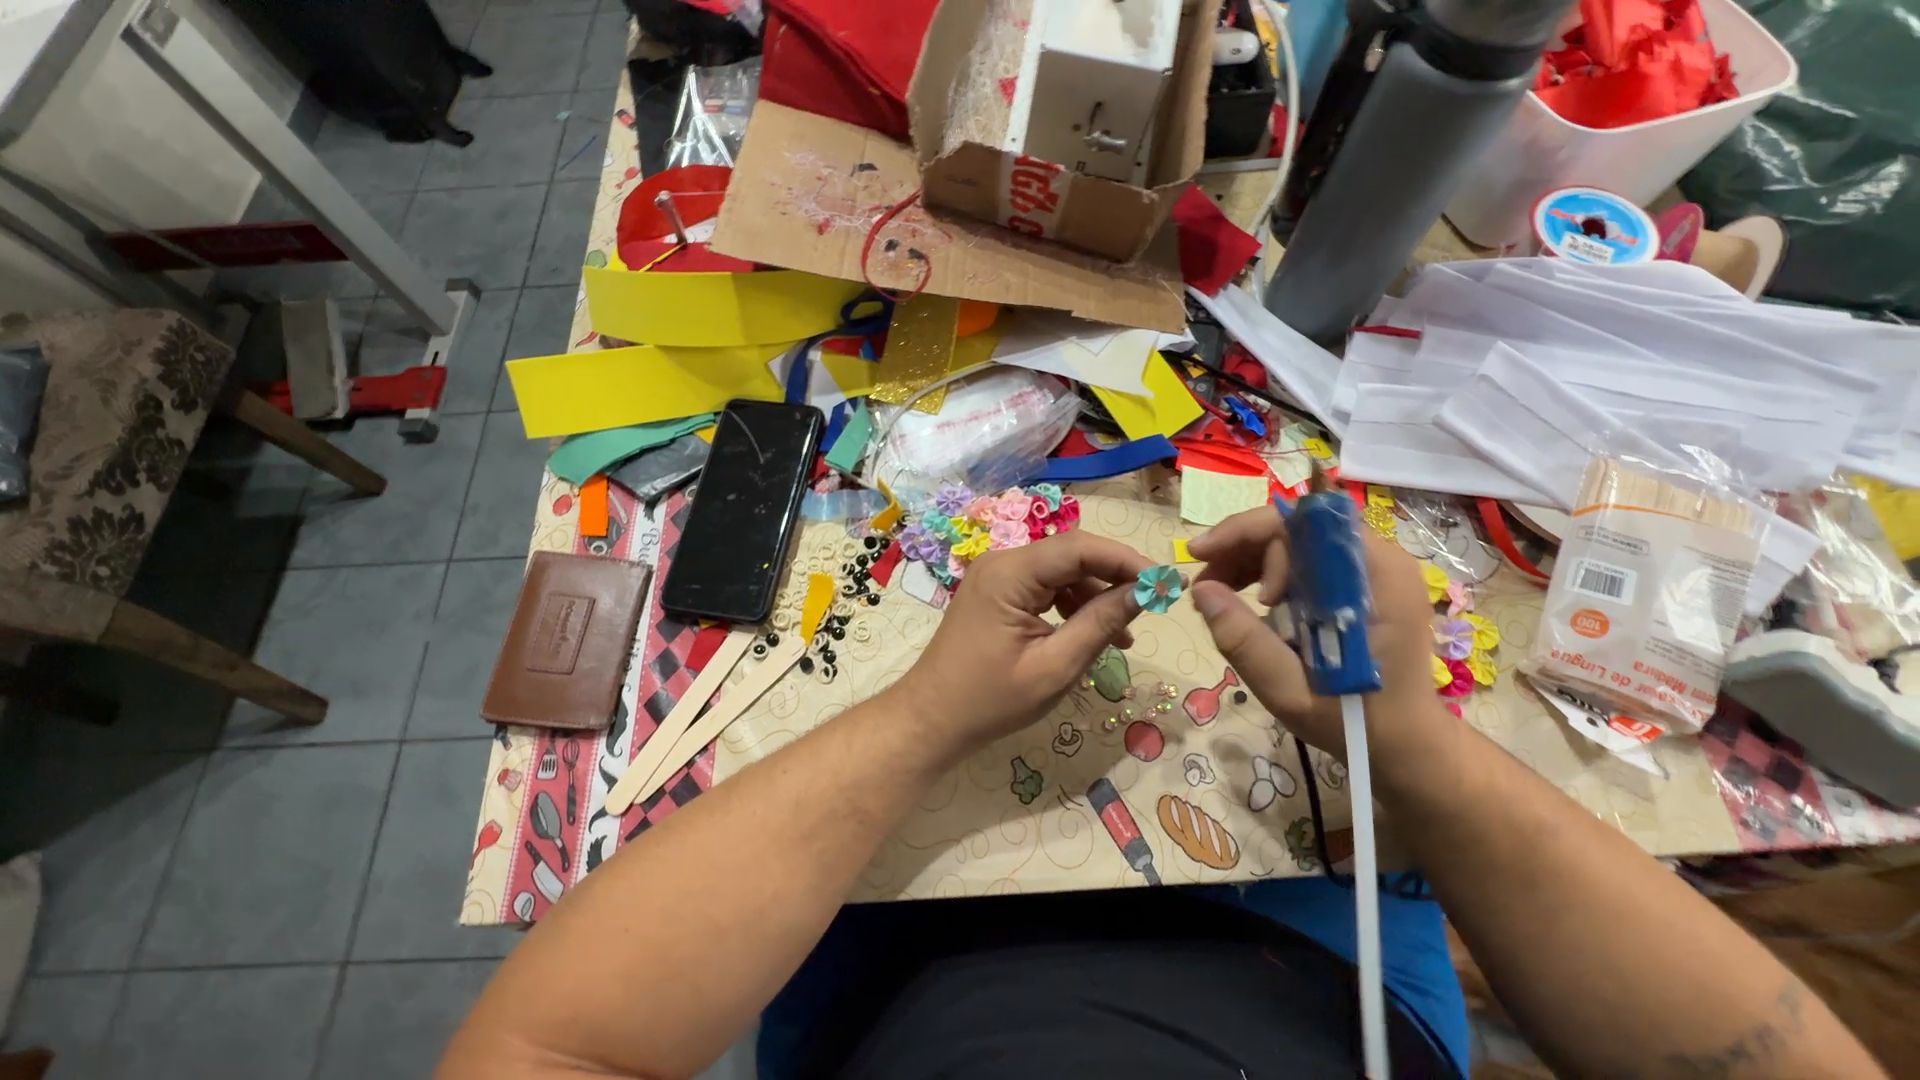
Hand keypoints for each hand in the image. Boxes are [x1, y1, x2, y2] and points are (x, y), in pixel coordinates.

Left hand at [892, 531, 1151, 752]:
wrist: (933, 720)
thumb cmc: (991, 700)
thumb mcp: (1055, 666)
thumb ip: (1100, 624)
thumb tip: (1144, 592)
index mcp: (1010, 574)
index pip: (1080, 548)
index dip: (1126, 560)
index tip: (1164, 582)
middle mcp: (1001, 563)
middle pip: (1071, 555)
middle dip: (1114, 578)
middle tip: (1152, 606)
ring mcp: (996, 577)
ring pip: (1060, 572)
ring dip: (1095, 596)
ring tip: (1126, 635)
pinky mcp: (996, 594)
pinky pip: (1044, 587)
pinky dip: (1072, 606)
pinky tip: (1094, 634)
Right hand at [1186, 506, 1446, 760]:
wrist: (1404, 742)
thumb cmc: (1356, 720)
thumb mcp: (1291, 689)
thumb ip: (1245, 640)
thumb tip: (1201, 589)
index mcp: (1377, 576)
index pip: (1305, 523)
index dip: (1248, 530)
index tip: (1203, 555)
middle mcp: (1379, 561)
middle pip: (1297, 527)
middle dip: (1242, 547)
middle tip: (1203, 583)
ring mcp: (1368, 572)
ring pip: (1295, 541)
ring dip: (1249, 560)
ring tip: (1214, 592)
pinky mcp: (1355, 585)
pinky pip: (1303, 561)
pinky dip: (1266, 574)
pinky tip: (1242, 600)